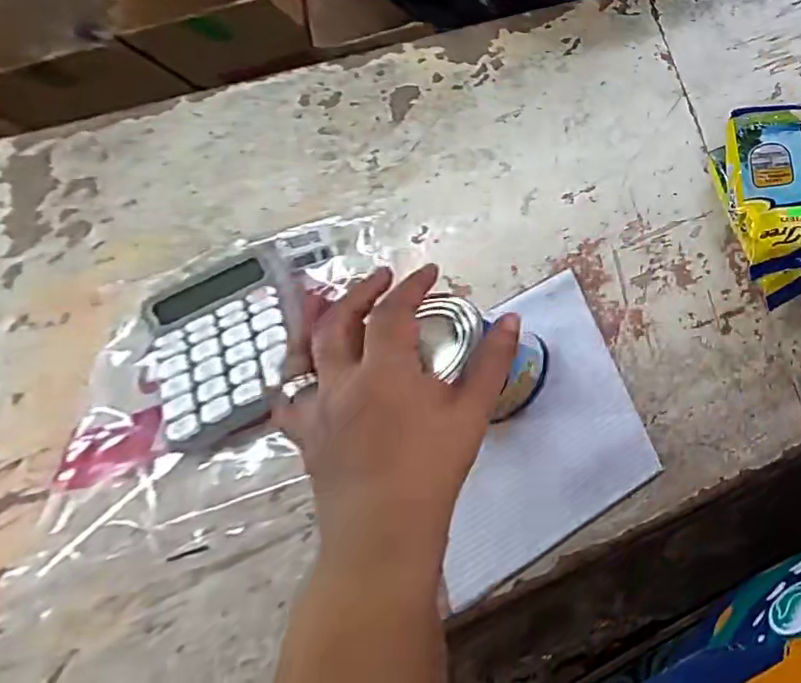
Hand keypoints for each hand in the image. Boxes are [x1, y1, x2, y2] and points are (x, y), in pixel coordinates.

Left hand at [273, 265, 518, 575]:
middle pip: (338, 323)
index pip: (391, 313)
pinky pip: (289, 394)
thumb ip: (493, 359)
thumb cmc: (434, 464)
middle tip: (386, 277)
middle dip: (362, 292)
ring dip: (321, 321)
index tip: (430, 273)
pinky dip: (298, 370)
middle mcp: (342, 384)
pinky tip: (308, 368)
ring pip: (303, 354)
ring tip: (336, 305)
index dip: (410, 287)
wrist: (384, 528)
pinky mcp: (306, 435)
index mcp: (384, 373)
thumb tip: (511, 320)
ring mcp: (317, 411)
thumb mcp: (473, 409)